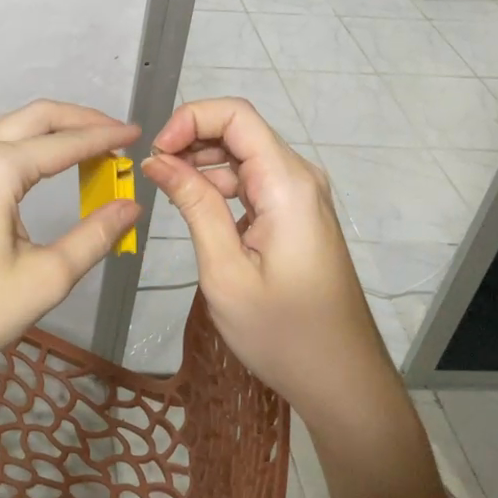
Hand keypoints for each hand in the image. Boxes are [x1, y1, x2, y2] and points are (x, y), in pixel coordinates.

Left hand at [0, 100, 142, 497]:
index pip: (64, 143)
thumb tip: (131, 205)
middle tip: (119, 133)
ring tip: (92, 143)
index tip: (138, 133)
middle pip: (37, 117)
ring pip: (13, 126)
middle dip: (80, 119)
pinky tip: (49, 162)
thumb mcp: (47, 277)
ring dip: (54, 128)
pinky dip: (29, 143)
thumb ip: (95, 235)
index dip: (104, 136)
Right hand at [144, 98, 440, 497]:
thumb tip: (157, 159)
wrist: (343, 382)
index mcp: (287, 183)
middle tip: (154, 175)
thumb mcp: (225, 271)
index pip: (236, 114)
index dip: (190, 119)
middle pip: (239, 130)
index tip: (156, 154)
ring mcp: (302, 196)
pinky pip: (254, 180)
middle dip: (190, 141)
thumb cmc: (283, 333)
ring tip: (170, 196)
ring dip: (202, 163)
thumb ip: (193, 205)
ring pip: (244, 154)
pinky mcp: (297, 215)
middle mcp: (300, 177)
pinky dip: (220, 185)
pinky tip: (197, 211)